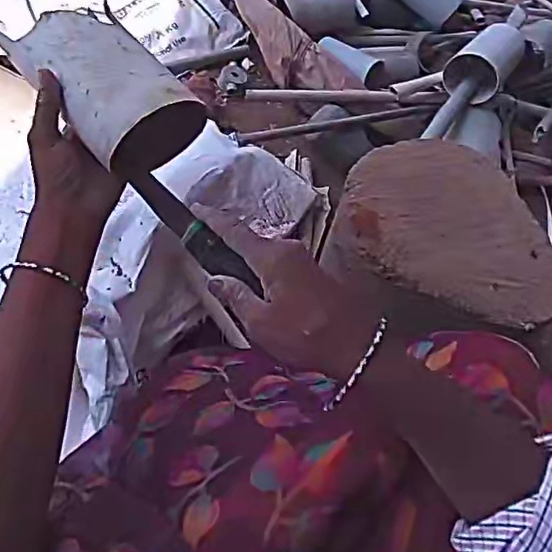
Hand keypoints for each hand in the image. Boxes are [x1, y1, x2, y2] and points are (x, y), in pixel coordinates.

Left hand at [24, 71, 123, 271]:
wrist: (75, 210)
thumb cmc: (54, 180)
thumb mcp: (42, 138)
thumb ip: (46, 108)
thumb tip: (46, 76)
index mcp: (67, 130)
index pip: (77, 100)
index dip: (84, 82)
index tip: (91, 60)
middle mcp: (89, 135)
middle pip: (103, 107)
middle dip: (111, 91)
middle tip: (122, 68)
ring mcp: (110, 144)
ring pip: (122, 118)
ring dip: (129, 106)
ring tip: (139, 83)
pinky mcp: (127, 154)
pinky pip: (138, 136)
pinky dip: (143, 126)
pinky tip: (150, 110)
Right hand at [196, 205, 380, 378]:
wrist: (357, 343)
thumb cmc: (304, 334)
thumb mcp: (261, 323)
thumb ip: (236, 297)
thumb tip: (216, 279)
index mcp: (272, 256)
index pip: (235, 232)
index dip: (212, 220)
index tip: (195, 208)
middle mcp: (287, 248)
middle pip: (250, 241)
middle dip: (227, 243)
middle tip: (203, 249)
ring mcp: (301, 257)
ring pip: (264, 253)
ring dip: (245, 259)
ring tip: (224, 272)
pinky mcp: (310, 270)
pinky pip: (276, 262)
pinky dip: (260, 268)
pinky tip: (252, 284)